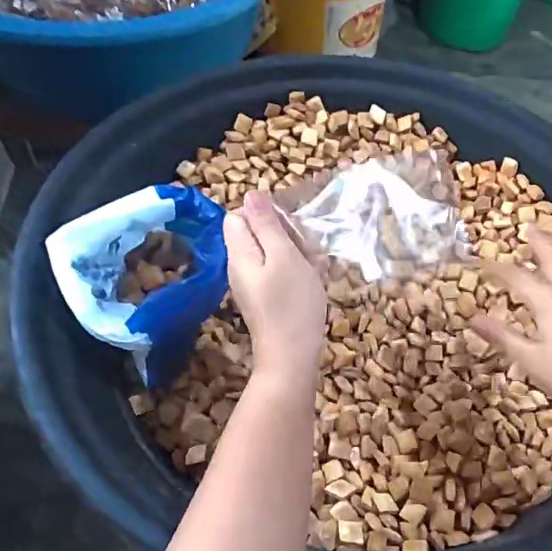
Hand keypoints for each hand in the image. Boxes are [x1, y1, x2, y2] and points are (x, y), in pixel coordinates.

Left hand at [224, 190, 325, 383]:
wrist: (292, 357)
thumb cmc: (292, 304)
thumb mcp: (284, 257)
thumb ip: (266, 225)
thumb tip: (251, 194)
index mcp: (239, 253)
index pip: (238, 215)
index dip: (263, 214)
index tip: (289, 228)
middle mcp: (240, 267)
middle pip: (255, 234)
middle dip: (283, 234)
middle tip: (305, 250)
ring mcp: (252, 285)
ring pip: (271, 254)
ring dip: (295, 254)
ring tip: (313, 268)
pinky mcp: (266, 300)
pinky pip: (278, 274)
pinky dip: (296, 273)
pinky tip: (312, 284)